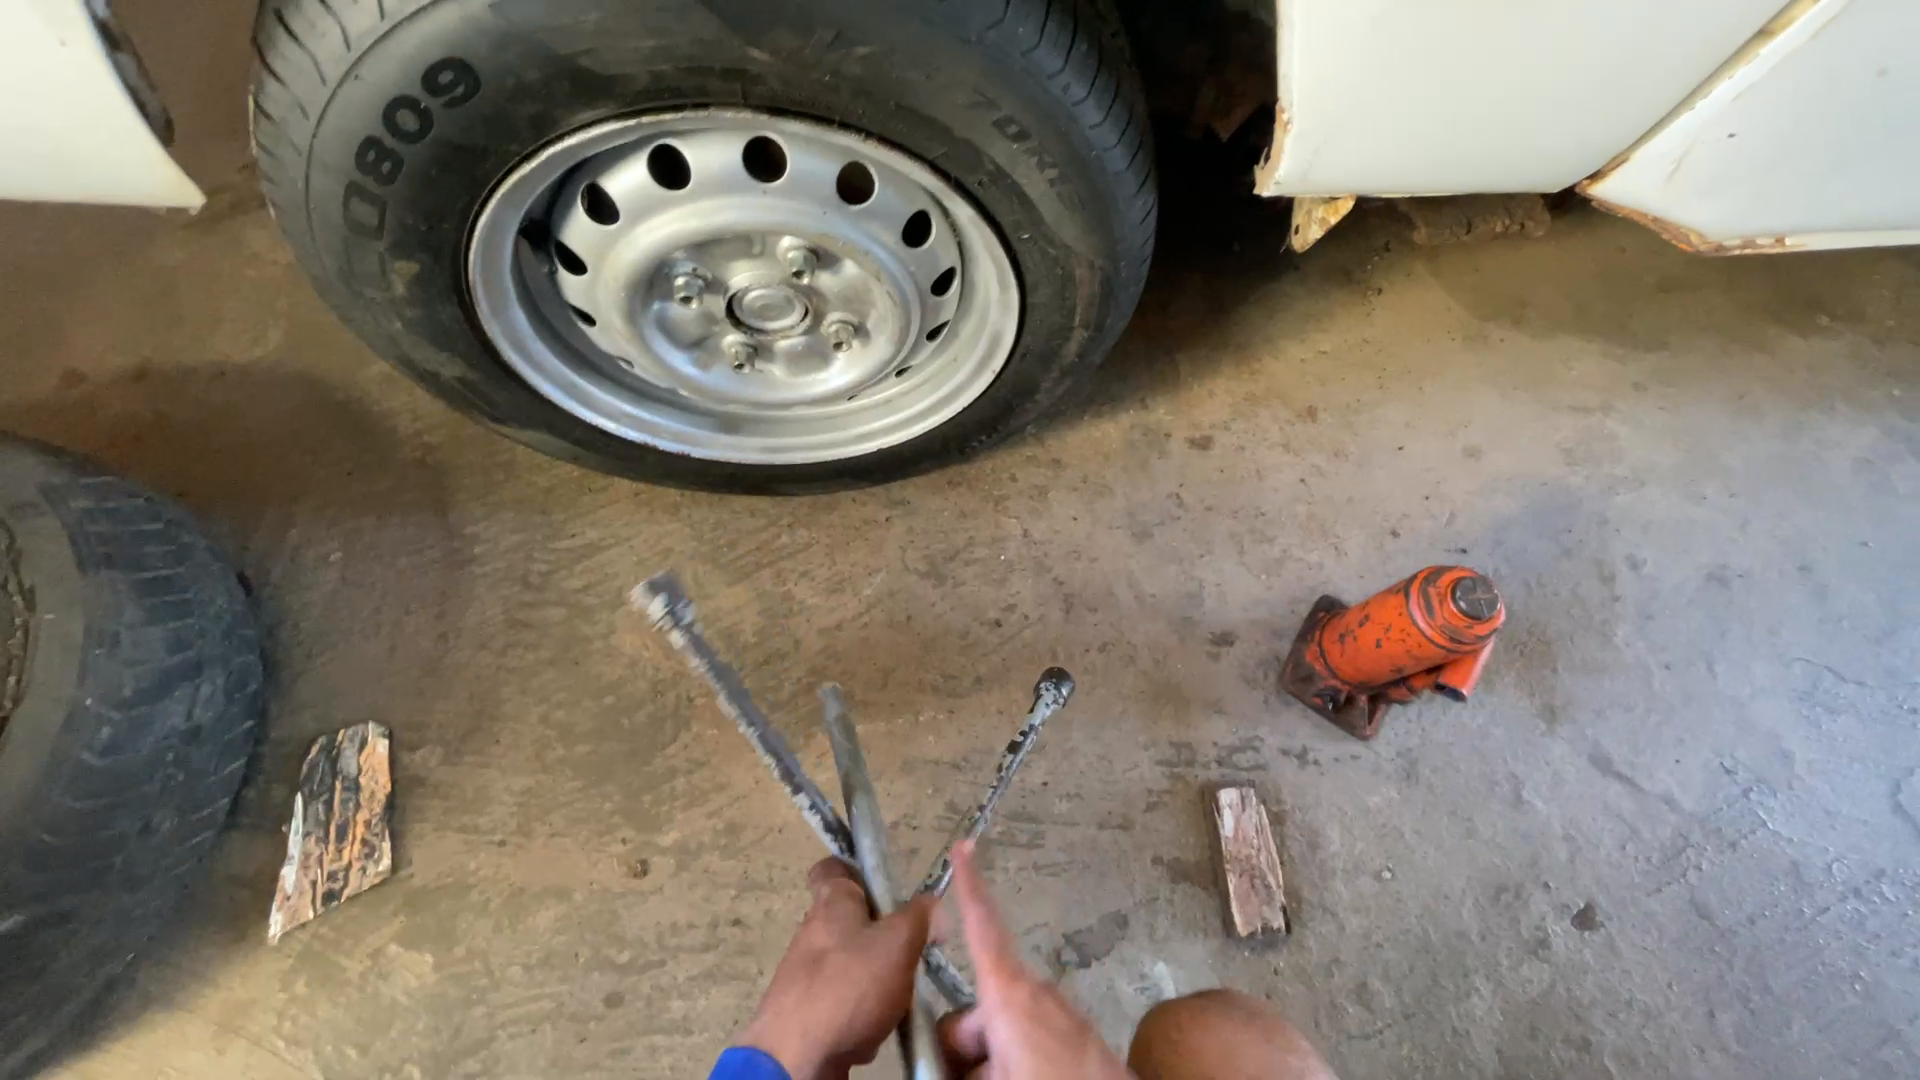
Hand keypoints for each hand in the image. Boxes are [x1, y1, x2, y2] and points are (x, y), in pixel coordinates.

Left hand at [737, 857, 933, 1079]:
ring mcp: (806, 975)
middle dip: (882, 935)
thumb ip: (918, 917)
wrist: (796, 1060)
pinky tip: (875, 1028)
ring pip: (850, 965)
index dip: (855, 870)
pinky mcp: (805, 1013)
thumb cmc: (848, 985)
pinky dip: (861, 1014)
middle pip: (850, 921)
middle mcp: (813, 932)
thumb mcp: (898, 942)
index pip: (831, 868)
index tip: (881, 886)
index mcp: (831, 903)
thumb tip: (930, 903)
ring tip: (899, 996)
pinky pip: (842, 1003)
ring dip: (875, 979)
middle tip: (909, 949)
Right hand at [938, 841, 1130, 1078]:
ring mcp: (1061, 1016)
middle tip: (960, 1079)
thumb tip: (945, 1060)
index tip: (964, 845)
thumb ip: (955, 1065)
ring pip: (1006, 1028)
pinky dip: (1020, 1062)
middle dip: (964, 1043)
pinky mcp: (1081, 1039)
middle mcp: (1035, 996)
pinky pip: (1034, 1041)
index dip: (969, 885)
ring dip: (993, 1059)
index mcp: (1009, 997)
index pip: (982, 926)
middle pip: (981, 1005)